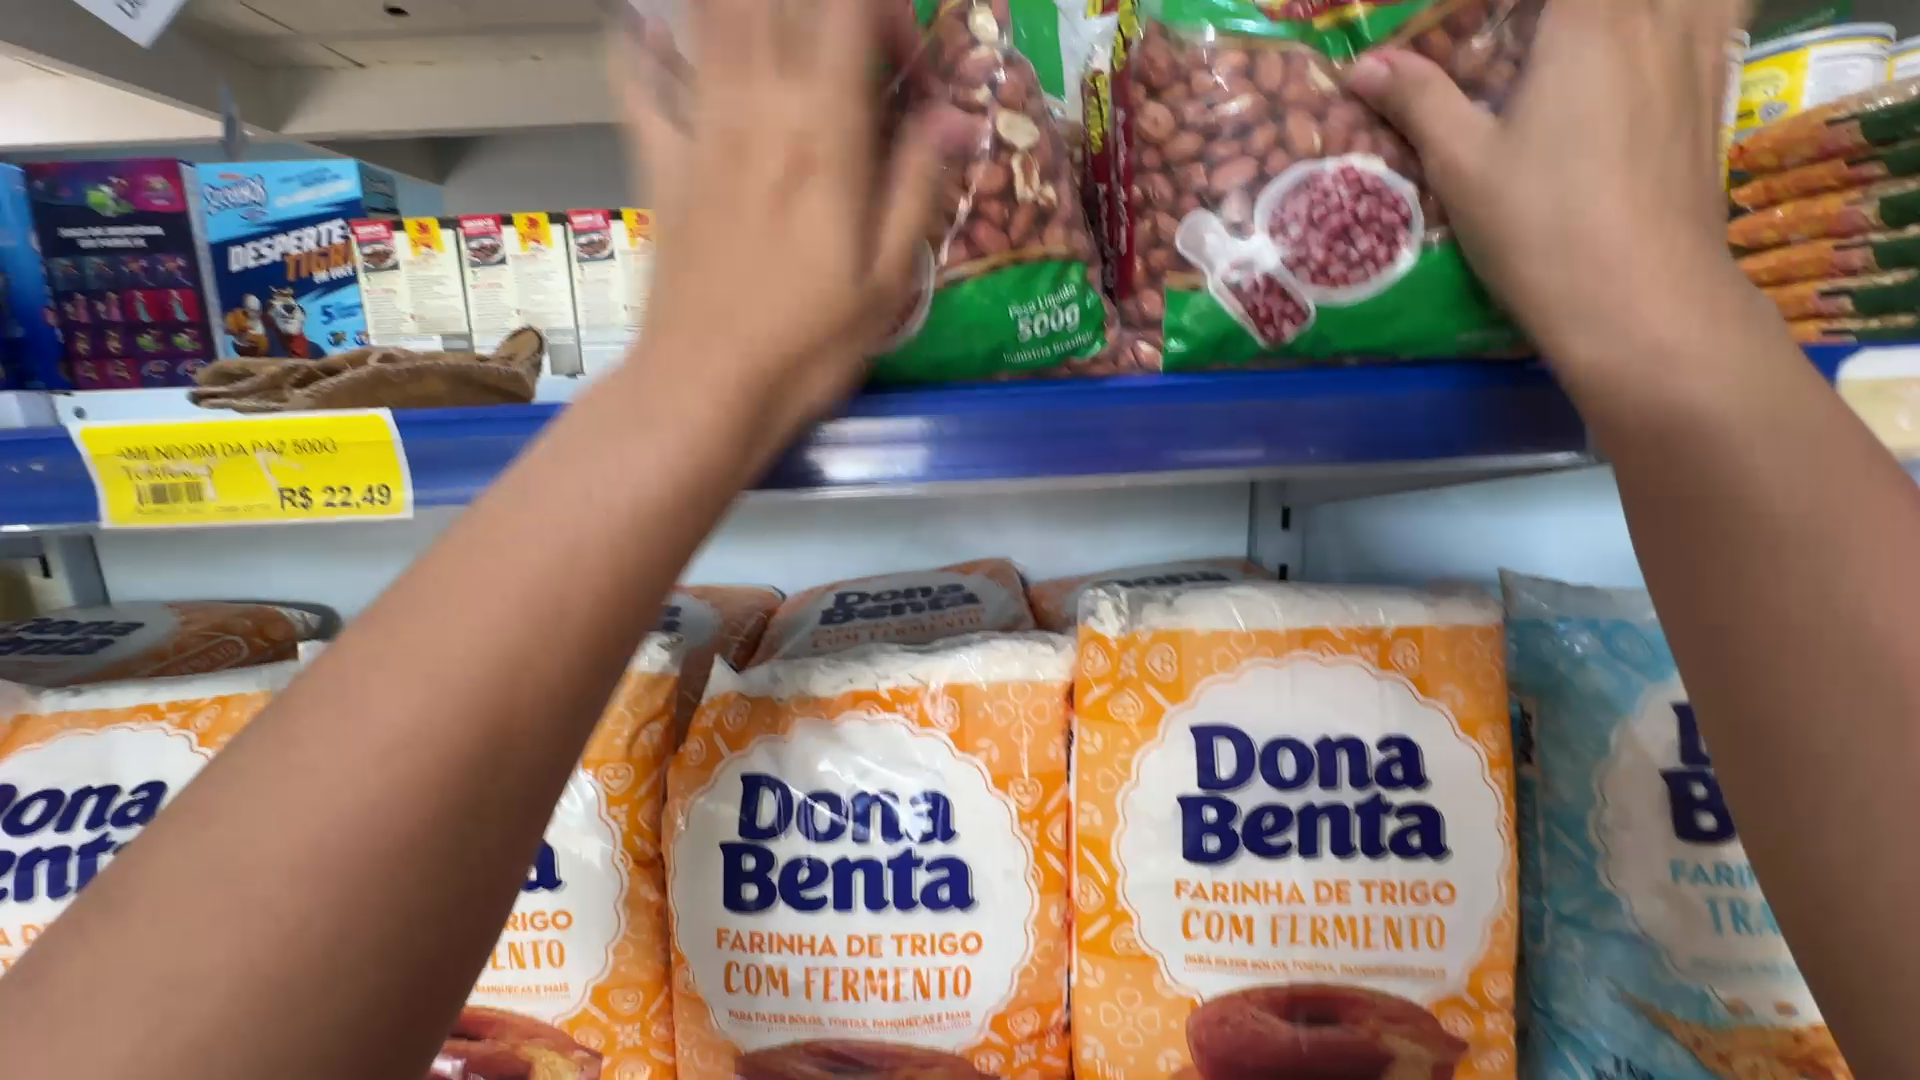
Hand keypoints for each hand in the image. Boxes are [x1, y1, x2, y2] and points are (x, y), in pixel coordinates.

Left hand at [611, 0, 940, 460]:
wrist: (705, 387)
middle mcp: (758, 110)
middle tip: (846, 52)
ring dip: (746, 12)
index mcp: (825, 136)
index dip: (882, 8)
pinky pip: (638, 76)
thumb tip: (956, 114)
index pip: (849, 11)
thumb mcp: (886, 280)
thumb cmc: (808, 345)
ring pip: (710, 17)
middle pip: (777, 1)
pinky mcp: (657, 162)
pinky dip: (646, 43)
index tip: (902, 57)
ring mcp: (698, 130)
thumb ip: (918, 185)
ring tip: (779, 40)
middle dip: (819, 10)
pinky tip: (657, 34)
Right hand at [1346, 0, 1761, 390]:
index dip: (1496, 5)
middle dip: (1556, 13)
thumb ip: (1418, 100)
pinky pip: (1716, 12)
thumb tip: (1363, 65)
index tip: (1466, 23)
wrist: (1634, 291)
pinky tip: (1648, 41)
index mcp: (1588, 20)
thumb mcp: (1461, 164)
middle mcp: (1659, 13)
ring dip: (1618, 14)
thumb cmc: (1536, 224)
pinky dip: (1684, 13)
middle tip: (1520, 33)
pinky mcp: (1720, 85)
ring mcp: (1703, 45)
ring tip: (1577, 38)